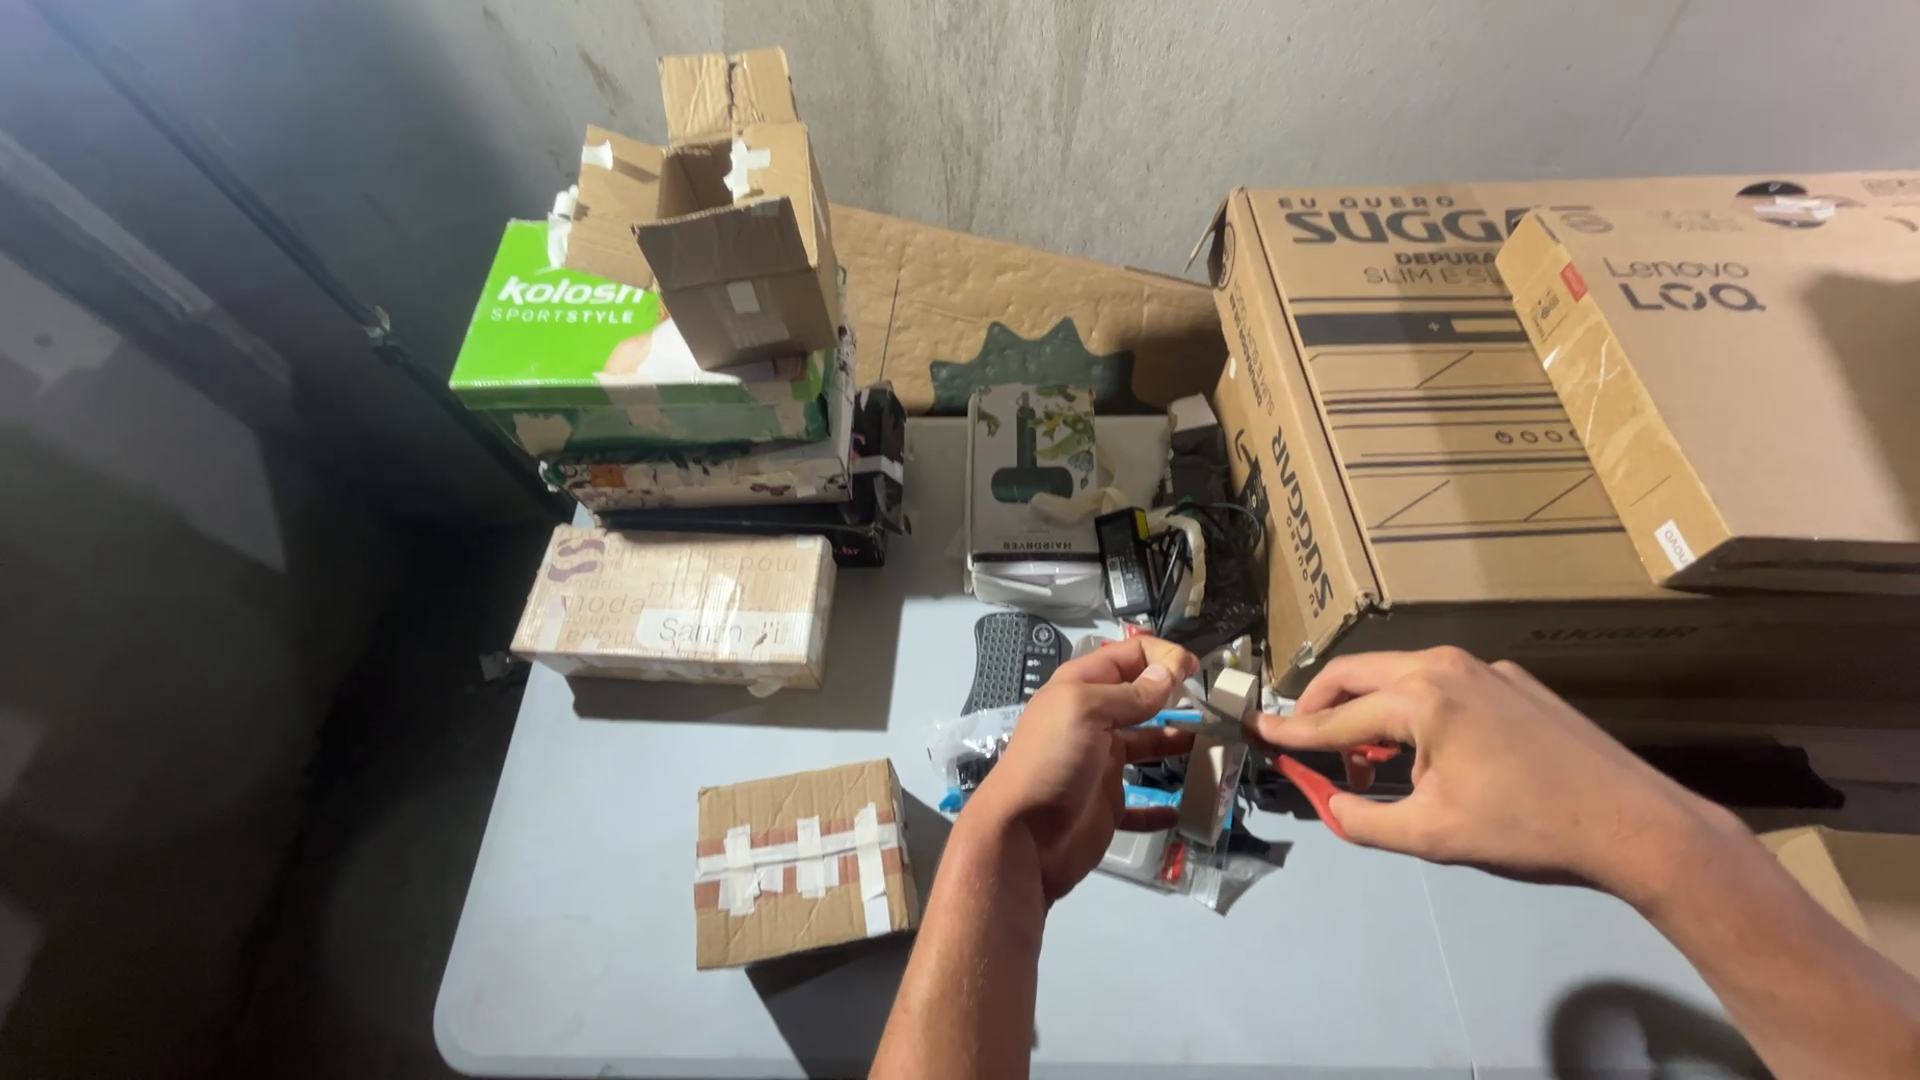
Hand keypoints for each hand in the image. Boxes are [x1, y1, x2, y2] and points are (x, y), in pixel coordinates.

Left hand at [963, 637, 1199, 903]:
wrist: (1023, 835)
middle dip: (1176, 698)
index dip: (1162, 656)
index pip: (1127, 655)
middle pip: (1141, 698)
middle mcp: (1093, 720)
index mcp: (1081, 688)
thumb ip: (1129, 693)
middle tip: (1216, 708)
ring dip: (1179, 745)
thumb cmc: (1051, 760)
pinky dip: (1164, 804)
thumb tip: (1169, 671)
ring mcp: (1101, 762)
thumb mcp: (1086, 710)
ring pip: (1148, 745)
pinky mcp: (1108, 803)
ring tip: (1216, 748)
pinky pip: (1143, 803)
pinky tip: (1185, 804)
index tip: (1197, 671)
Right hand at [1254, 647, 1734, 901]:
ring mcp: (1479, 666)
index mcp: (1420, 699)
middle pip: (1353, 673)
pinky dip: (1408, 705)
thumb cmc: (1526, 830)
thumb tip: (1329, 802)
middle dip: (1320, 704)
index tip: (1256, 728)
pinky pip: (1435, 680)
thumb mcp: (1432, 836)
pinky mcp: (1508, 677)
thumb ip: (1363, 817)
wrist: (1639, 826)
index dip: (1291, 730)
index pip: (1335, 718)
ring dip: (1366, 706)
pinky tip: (1427, 746)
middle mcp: (1442, 664)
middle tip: (1305, 738)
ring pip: (1393, 673)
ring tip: (1370, 755)